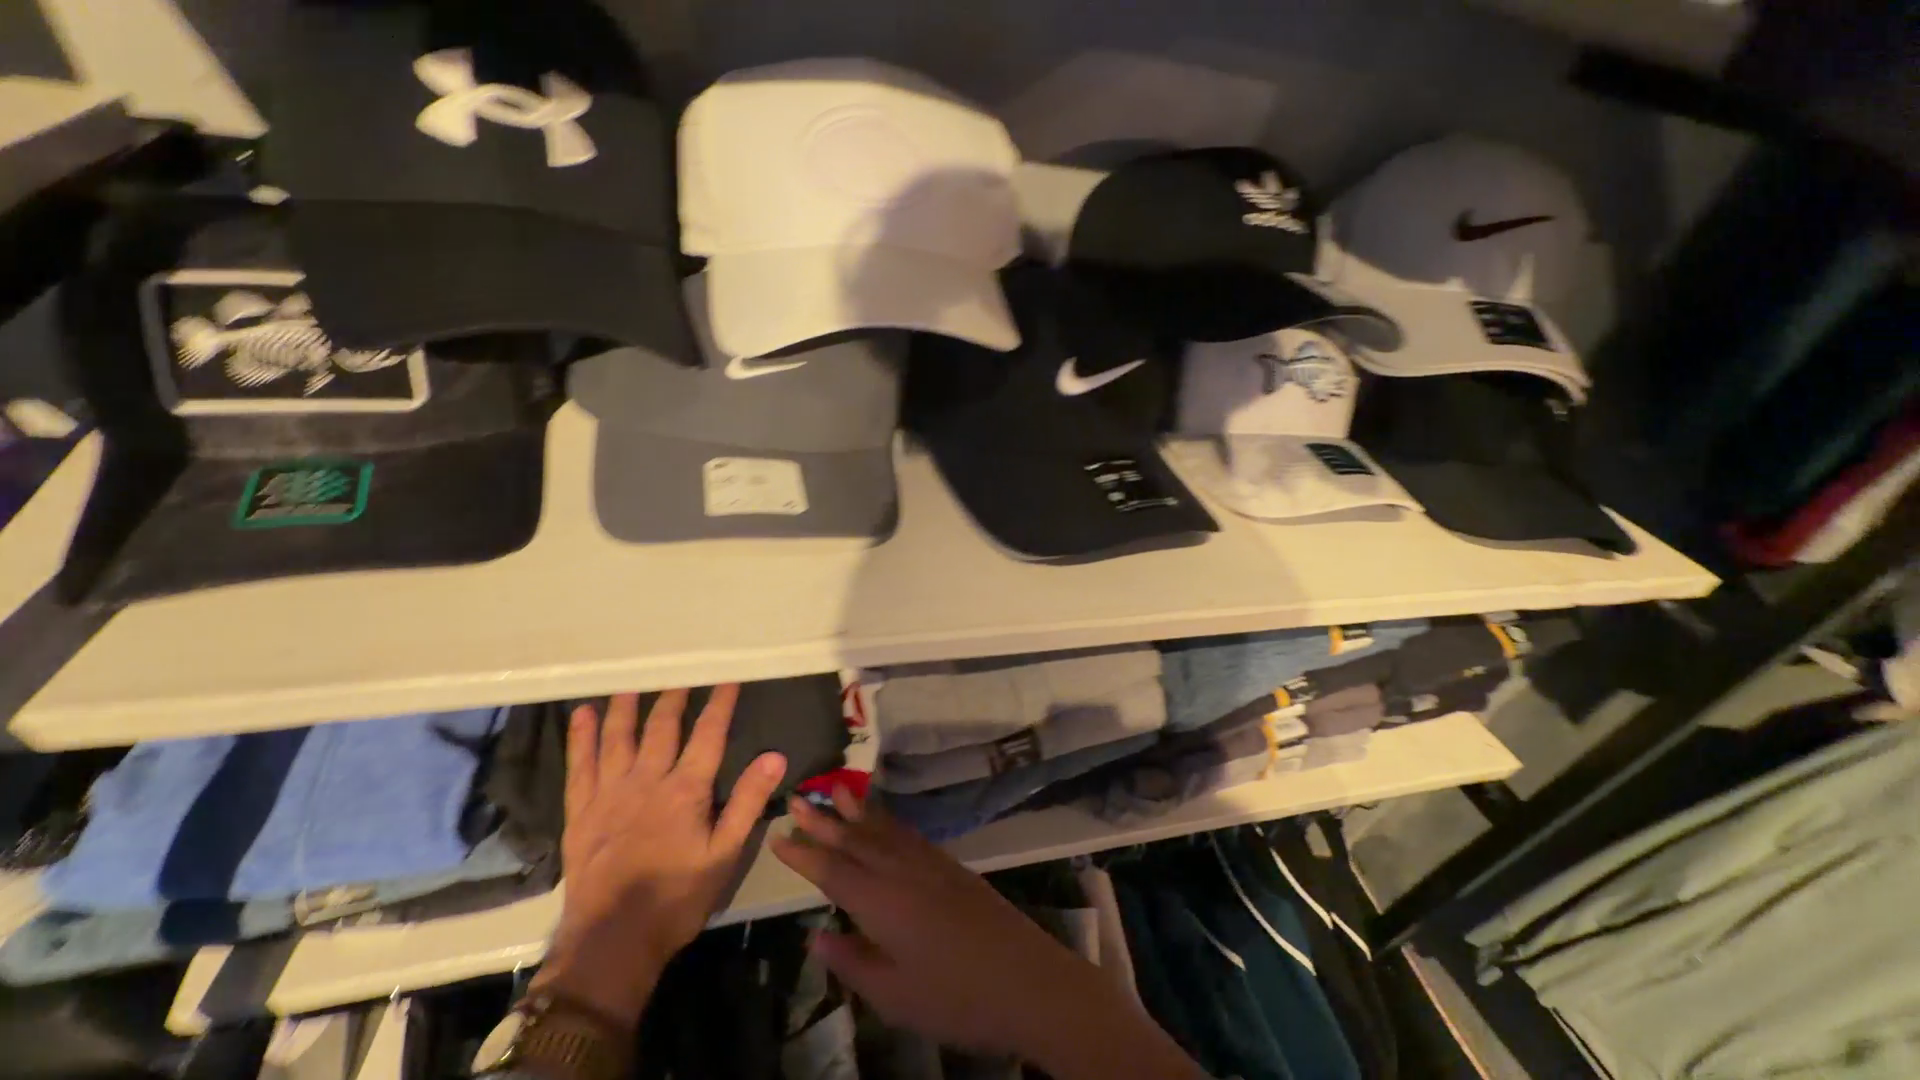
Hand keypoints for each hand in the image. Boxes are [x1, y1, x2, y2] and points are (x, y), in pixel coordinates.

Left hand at [530, 688, 786, 1025]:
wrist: (613, 938)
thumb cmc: (677, 898)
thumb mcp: (725, 855)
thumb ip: (747, 802)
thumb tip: (774, 756)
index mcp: (686, 790)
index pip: (708, 734)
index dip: (719, 703)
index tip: (727, 677)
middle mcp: (646, 780)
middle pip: (661, 726)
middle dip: (674, 696)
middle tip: (680, 673)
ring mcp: (609, 793)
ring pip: (618, 736)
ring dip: (626, 706)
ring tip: (632, 682)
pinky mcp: (581, 810)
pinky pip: (580, 764)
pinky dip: (581, 737)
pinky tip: (582, 715)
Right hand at [770, 790, 1205, 1079]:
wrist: (1031, 983)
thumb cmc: (956, 999)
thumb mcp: (893, 995)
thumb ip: (851, 961)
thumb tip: (816, 933)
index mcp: (881, 902)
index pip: (832, 870)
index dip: (804, 853)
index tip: (779, 833)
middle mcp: (903, 873)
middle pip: (857, 840)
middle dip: (825, 820)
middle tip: (797, 798)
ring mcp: (933, 867)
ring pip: (886, 831)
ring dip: (859, 812)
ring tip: (837, 791)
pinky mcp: (956, 871)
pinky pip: (911, 836)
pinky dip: (890, 823)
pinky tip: (886, 822)